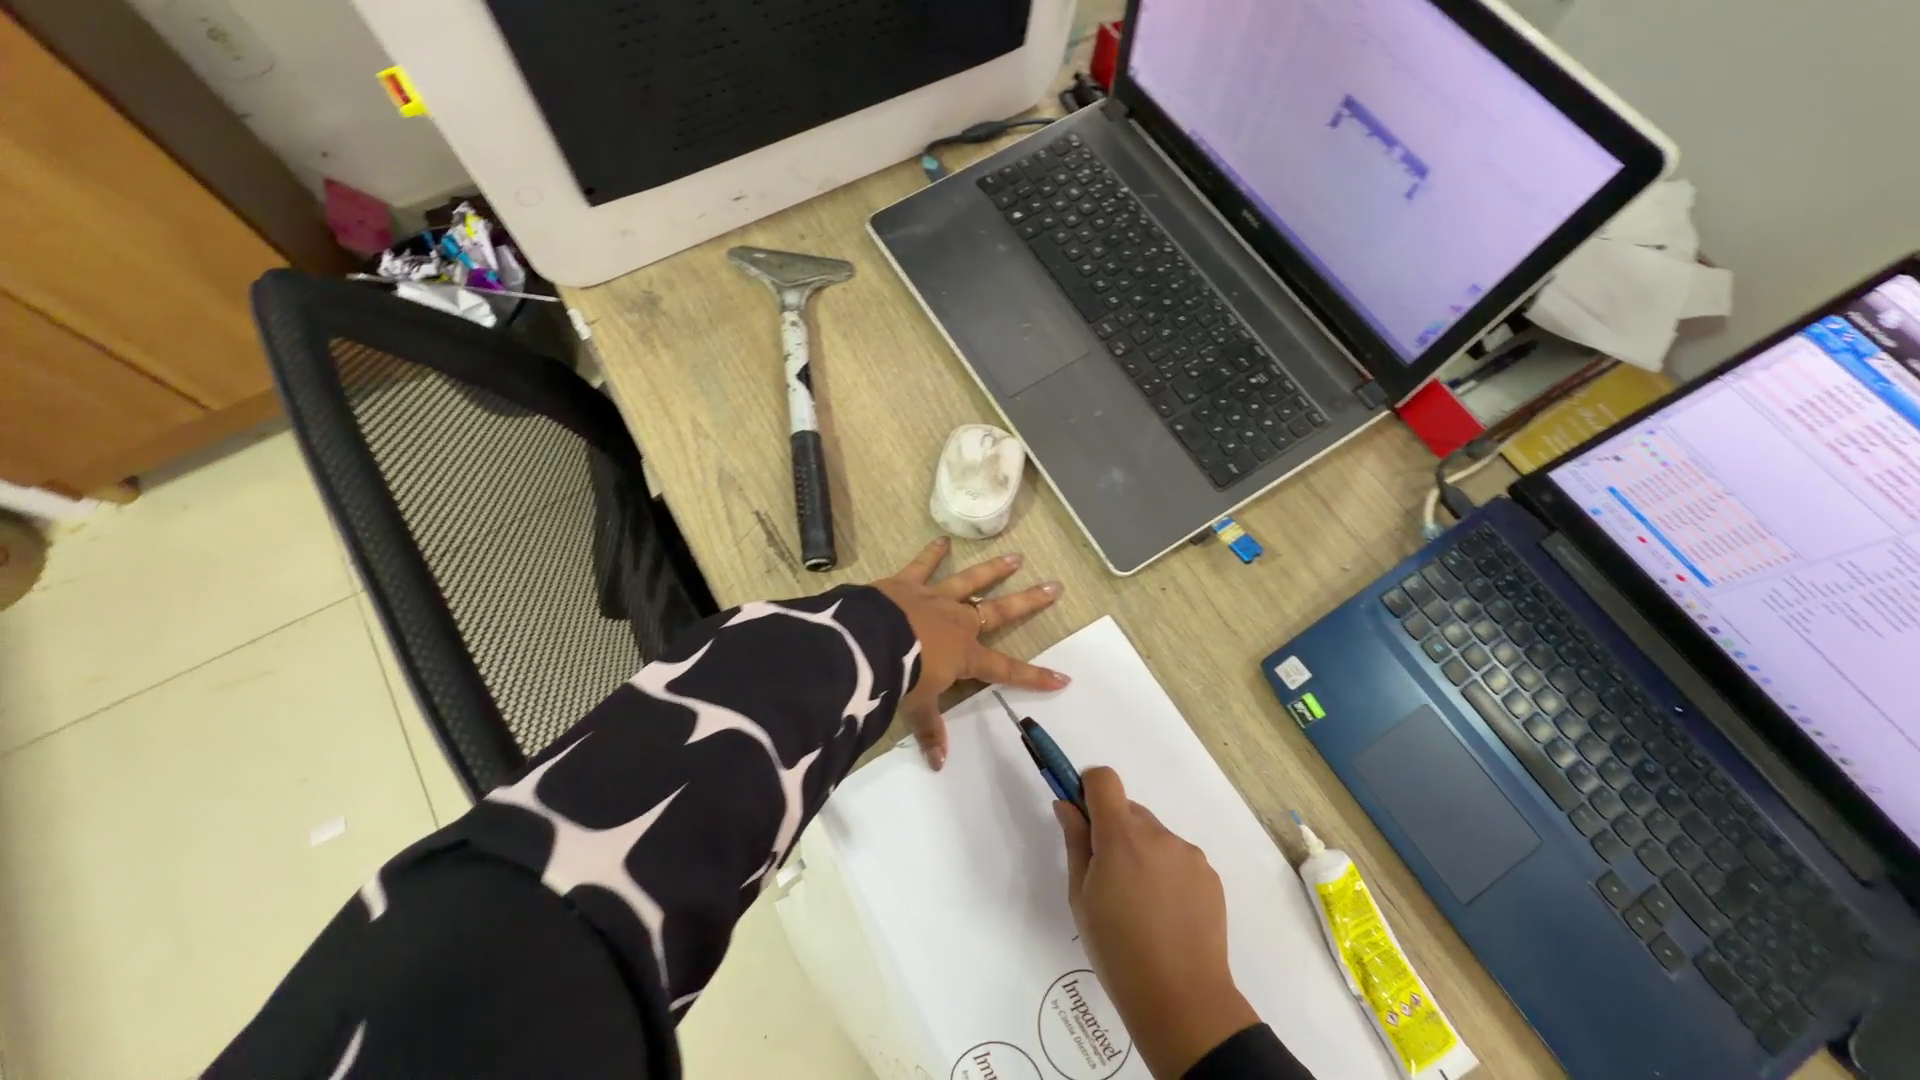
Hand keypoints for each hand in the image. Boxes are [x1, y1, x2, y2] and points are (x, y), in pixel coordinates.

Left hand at [872, 536, 1067, 768]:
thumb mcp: (916, 708)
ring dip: (994, 570)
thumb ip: (929, 730)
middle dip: (1029, 602)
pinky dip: (932, 553)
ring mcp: (935, 599)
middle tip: (1054, 587)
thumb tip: (939, 765)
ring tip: (1016, 557)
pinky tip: (942, 540)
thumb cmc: (899, 678)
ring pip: (971, 581)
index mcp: (964, 656)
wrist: (868, 643)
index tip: (1063, 677)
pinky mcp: (908, 584)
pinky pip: (923, 566)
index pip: (1007, 670)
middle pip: (1000, 612)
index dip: (1035, 676)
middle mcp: (957, 622)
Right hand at [1056, 767, 1259, 1078]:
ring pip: (1155, 837)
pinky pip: (1178, 860)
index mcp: (1121, 836)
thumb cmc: (1116, 949)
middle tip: (1107, 878)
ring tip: (1140, 905)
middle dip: (1114, 832)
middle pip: (1129, 811)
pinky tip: (1164, 914)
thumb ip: (1075, 843)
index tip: (1082, 814)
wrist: (1181, 998)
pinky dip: (1166, 874)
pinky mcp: (1209, 876)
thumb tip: (1066, 805)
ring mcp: (1188, 854)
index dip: (1089, 788)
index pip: (1104, 780)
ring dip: (1142, 854)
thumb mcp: (1080, 897)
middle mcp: (1158, 835)